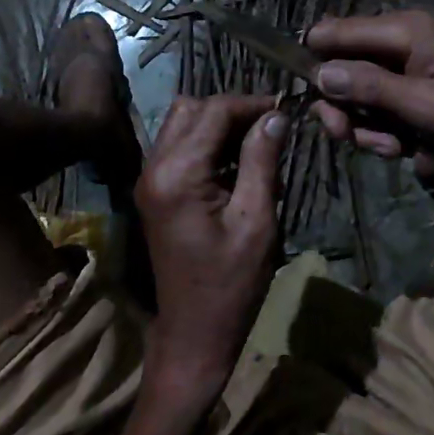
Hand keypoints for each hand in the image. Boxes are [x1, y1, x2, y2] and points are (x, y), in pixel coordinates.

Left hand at [133, 95, 285, 413]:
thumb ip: (261, 161)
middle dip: (231, 110)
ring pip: (180, 124)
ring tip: (255, 142)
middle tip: (269, 126)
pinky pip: (177, 147)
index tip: (284, 108)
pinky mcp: (154, 191)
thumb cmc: (231, 282)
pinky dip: (205, 143)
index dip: (250, 104)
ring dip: (217, 124)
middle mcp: (154, 167)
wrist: (194, 330)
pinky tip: (235, 163)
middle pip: (190, 109)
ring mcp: (149, 179)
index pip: (213, 112)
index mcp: (177, 174)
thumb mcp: (256, 221)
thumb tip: (275, 117)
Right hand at [306, 10, 433, 176]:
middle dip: (342, 106)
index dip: (314, 62)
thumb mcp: (428, 106)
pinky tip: (403, 148)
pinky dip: (382, 130)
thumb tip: (320, 74)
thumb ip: (372, 88)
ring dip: (364, 126)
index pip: (333, 32)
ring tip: (393, 148)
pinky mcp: (407, 89)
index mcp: (404, 30)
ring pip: (355, 94)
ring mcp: (403, 66)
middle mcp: (398, 41)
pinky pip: (376, 108)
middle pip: (339, 67)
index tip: (313, 99)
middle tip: (347, 136)